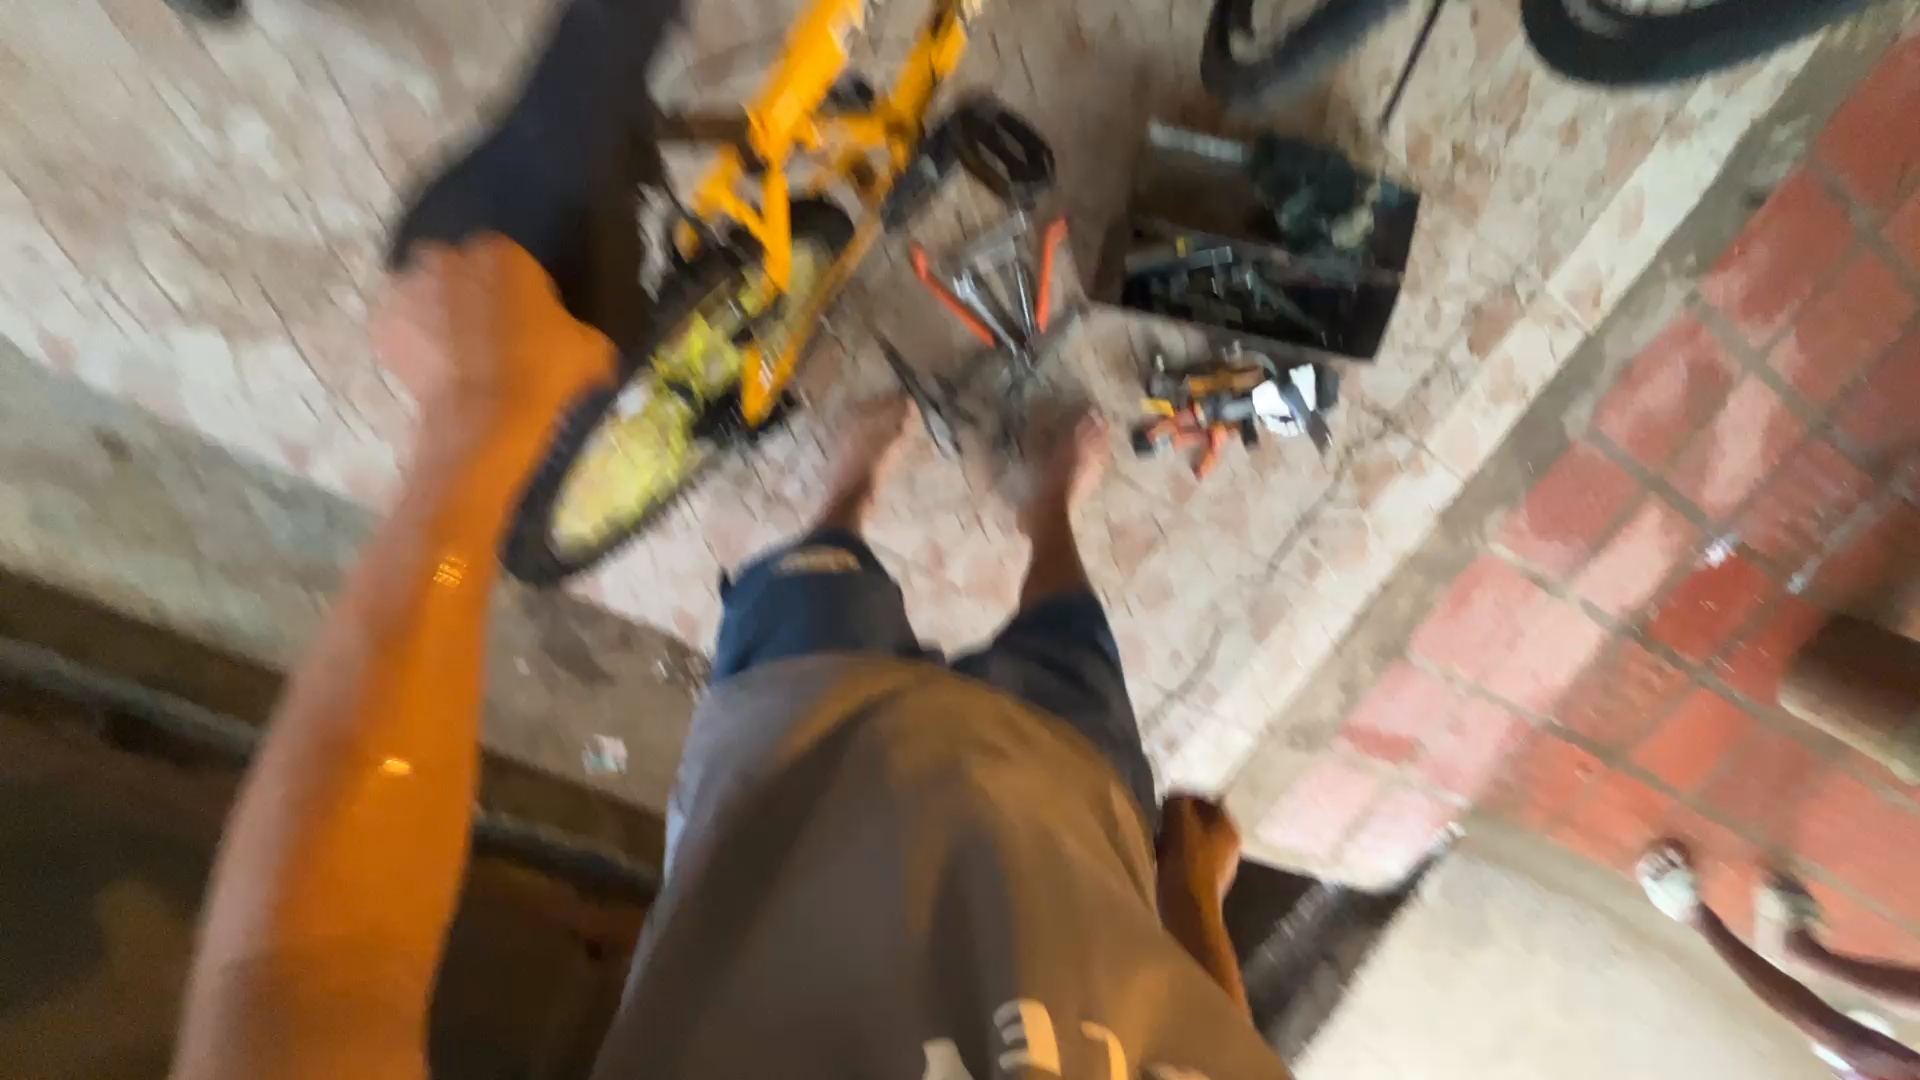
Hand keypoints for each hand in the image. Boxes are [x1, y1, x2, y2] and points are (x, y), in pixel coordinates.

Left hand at [371, 235, 614, 463]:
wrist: (487, 415)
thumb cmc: (544, 371)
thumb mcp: (591, 349)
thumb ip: (581, 331)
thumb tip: (583, 340)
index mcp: (500, 253)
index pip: (513, 260)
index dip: (524, 291)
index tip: (534, 319)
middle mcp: (445, 258)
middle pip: (461, 270)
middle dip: (475, 293)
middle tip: (498, 334)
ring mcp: (405, 290)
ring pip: (427, 296)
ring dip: (442, 315)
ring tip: (469, 356)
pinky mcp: (381, 326)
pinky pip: (405, 329)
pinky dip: (419, 344)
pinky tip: (445, 371)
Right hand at [1158, 794, 1241, 901]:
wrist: (1187, 905)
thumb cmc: (1187, 858)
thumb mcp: (1179, 819)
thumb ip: (1178, 801)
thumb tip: (1174, 797)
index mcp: (1229, 828)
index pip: (1209, 800)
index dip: (1187, 796)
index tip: (1167, 799)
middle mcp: (1230, 846)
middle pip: (1201, 821)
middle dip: (1180, 817)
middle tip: (1161, 816)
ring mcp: (1219, 866)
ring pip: (1193, 839)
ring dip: (1175, 835)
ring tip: (1158, 836)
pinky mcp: (1205, 880)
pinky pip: (1189, 857)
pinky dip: (1175, 852)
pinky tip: (1161, 855)